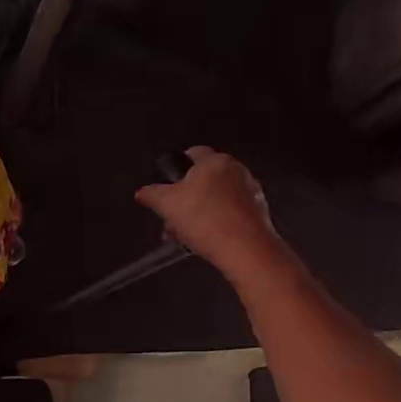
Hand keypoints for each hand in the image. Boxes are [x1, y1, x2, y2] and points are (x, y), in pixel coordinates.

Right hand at [135, 146, 282, 278]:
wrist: (244, 248)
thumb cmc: (202, 218)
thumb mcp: (165, 204)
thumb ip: (151, 194)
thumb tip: (142, 192)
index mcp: (215, 161)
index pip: (193, 153)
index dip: (176, 167)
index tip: (165, 186)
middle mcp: (237, 170)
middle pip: (203, 178)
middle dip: (185, 196)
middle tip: (171, 216)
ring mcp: (251, 191)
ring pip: (216, 196)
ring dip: (198, 210)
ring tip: (185, 232)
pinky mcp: (258, 212)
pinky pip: (229, 211)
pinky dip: (216, 220)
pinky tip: (205, 238)